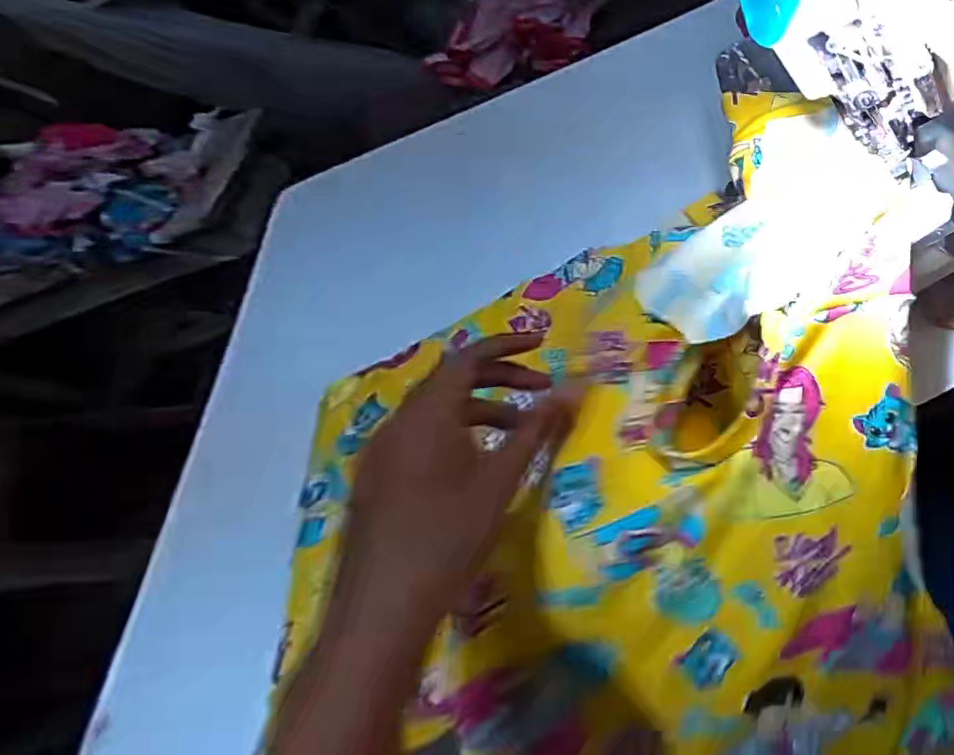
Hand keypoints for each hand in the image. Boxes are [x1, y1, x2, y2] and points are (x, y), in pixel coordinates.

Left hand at [329, 333, 587, 643]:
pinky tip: (484, 460)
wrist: (382, 609)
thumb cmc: (450, 533)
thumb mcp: (504, 475)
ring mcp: (380, 457)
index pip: (465, 359)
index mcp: (425, 418)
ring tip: (522, 429)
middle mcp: (395, 428)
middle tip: (542, 389)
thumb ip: (539, 426)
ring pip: (436, 411)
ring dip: (483, 407)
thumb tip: (575, 387)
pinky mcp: (378, 482)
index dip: (506, 345)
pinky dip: (459, 430)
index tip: (544, 344)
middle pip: (450, 381)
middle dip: (500, 377)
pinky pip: (422, 435)